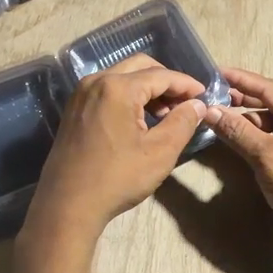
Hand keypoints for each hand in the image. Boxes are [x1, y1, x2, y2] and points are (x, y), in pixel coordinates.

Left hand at [25, 54, 207, 254]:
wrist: (67, 205)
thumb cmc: (117, 178)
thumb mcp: (159, 152)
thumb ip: (183, 122)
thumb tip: (197, 104)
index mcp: (118, 88)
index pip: (162, 75)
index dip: (187, 84)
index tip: (205, 96)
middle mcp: (96, 81)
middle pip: (140, 67)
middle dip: (166, 81)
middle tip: (185, 103)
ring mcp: (81, 94)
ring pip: (123, 76)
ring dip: (147, 88)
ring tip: (166, 115)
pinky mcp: (74, 108)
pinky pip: (108, 90)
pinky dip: (129, 96)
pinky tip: (141, 120)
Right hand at [201, 68, 272, 249]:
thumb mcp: (267, 156)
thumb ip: (238, 131)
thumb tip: (210, 110)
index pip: (267, 88)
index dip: (240, 79)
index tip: (214, 71)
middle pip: (266, 102)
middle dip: (238, 98)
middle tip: (208, 94)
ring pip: (264, 121)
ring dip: (242, 118)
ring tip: (214, 114)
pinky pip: (267, 138)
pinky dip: (249, 136)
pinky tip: (230, 136)